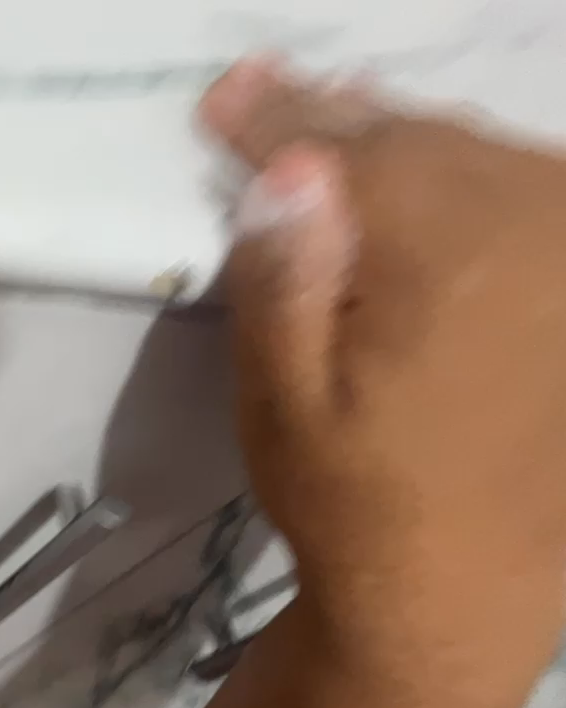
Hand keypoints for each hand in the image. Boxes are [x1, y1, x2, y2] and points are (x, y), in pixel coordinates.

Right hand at [203, 57, 565, 699]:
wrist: (461, 564)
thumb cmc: (346, 486)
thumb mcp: (280, 399)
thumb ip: (284, 286)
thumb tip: (286, 177)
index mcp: (450, 262)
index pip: (355, 157)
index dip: (281, 120)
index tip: (226, 90)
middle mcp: (541, 231)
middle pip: (425, 140)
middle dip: (335, 115)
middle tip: (261, 91)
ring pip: (483, 149)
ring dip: (396, 132)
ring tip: (326, 119)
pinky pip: (529, 180)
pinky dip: (458, 161)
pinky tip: (421, 169)